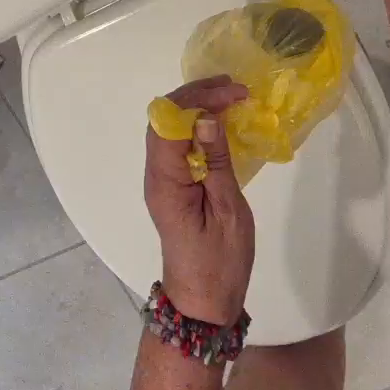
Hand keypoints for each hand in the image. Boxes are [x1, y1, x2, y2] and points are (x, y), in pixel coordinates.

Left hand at [143, 75, 255, 324]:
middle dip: (196, 94)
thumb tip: (207, 118)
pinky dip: (195, 123)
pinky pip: (176, 142)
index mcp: (166, 181)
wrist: (202, 302)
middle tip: (234, 87)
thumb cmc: (219, 263)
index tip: (235, 94)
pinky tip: (220, 119)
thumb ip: (217, 163)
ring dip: (195, 105)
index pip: (171, 123)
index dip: (200, 99)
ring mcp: (160, 179)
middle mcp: (155, 174)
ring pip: (167, 126)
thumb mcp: (228, 212)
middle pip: (163, 118)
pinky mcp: (171, 183)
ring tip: (230, 95)